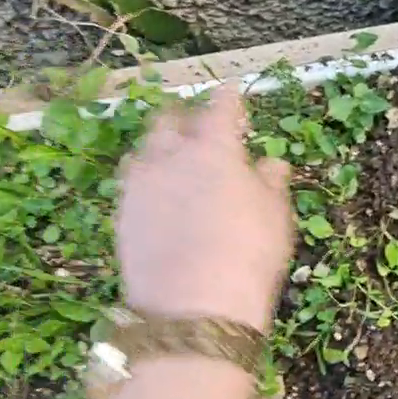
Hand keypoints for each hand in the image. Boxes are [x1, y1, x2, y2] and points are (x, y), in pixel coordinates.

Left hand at [115, 88, 293, 331]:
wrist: (194, 307)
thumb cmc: (250, 252)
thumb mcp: (276, 214)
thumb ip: (271, 180)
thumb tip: (270, 163)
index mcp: (214, 148)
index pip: (221, 108)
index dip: (229, 98)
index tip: (233, 91)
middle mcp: (170, 156)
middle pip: (169, 121)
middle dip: (185, 116)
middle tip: (200, 122)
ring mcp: (140, 186)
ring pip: (144, 149)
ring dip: (160, 145)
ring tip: (173, 154)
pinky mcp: (121, 215)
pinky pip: (132, 182)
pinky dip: (147, 177)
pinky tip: (159, 191)